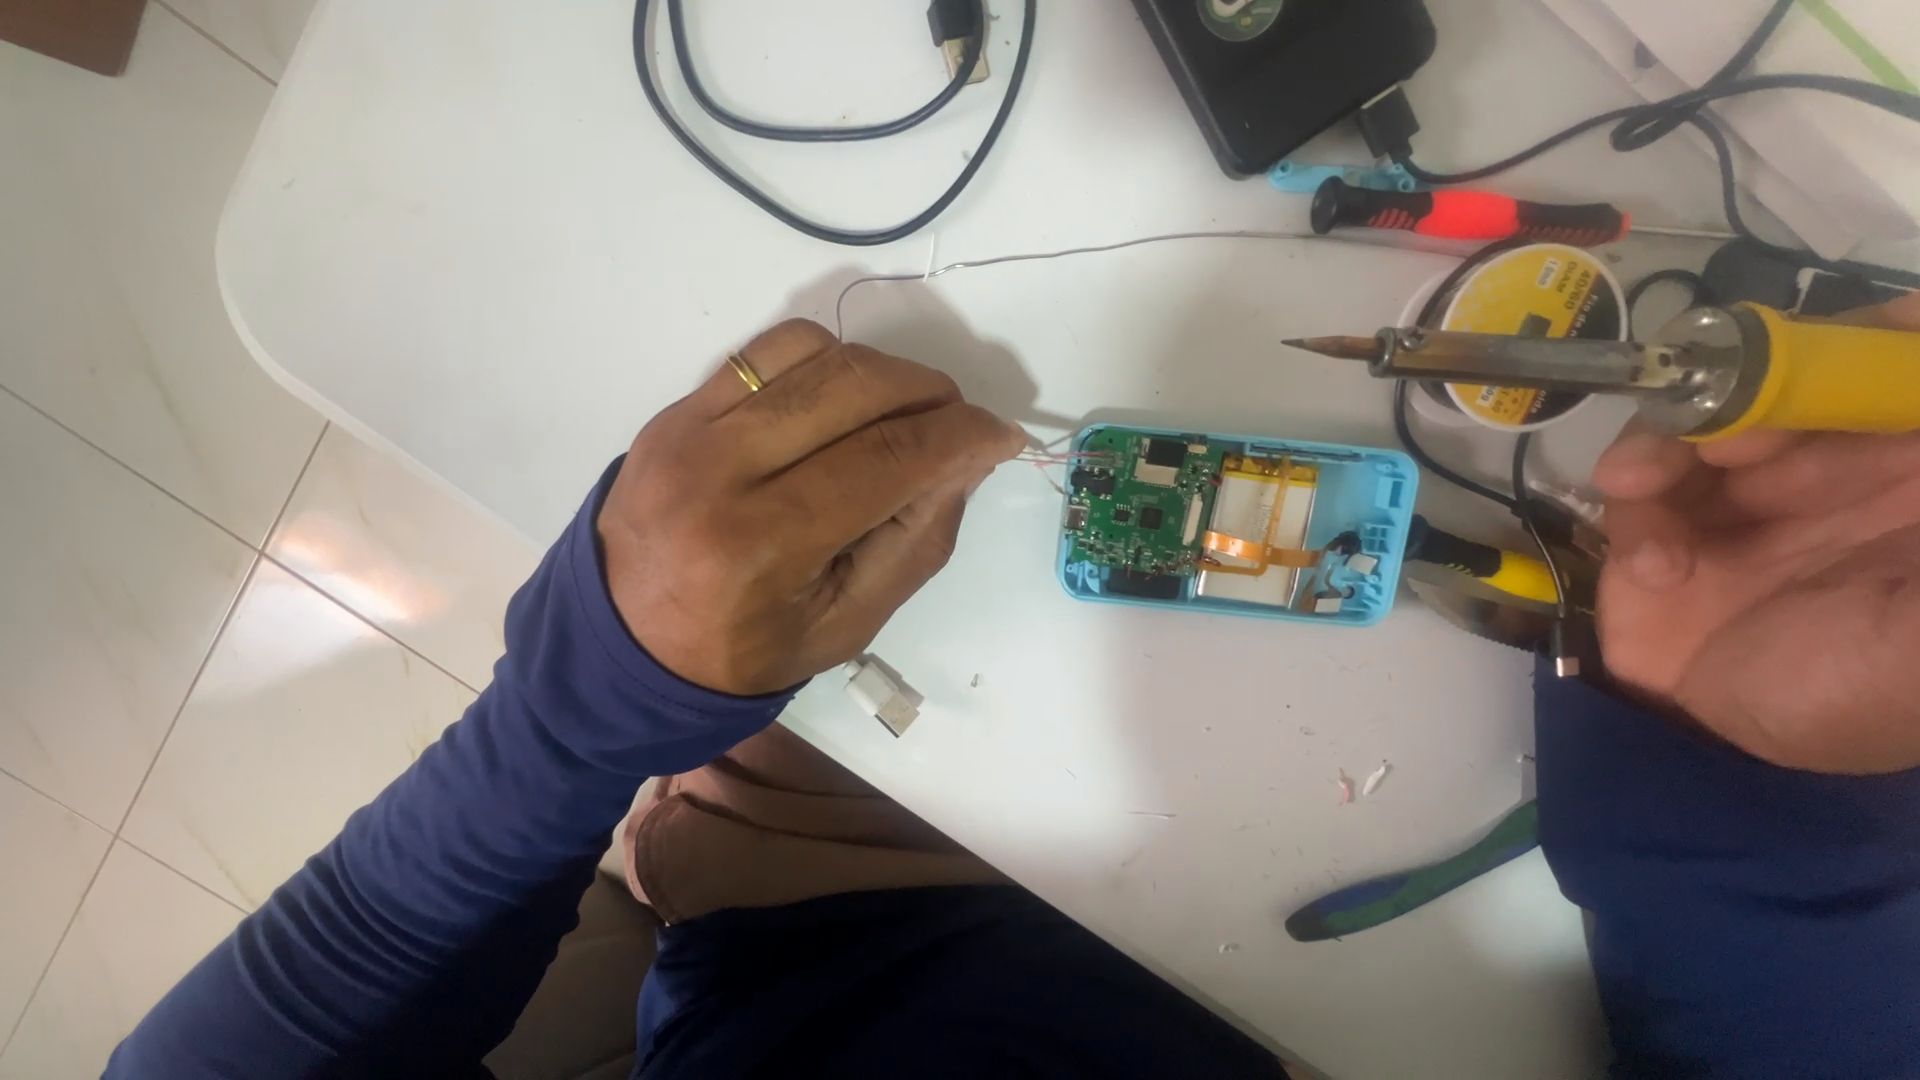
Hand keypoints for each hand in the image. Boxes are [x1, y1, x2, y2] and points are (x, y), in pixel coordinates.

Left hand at [597, 319, 1023, 695]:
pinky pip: (770, 350)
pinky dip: (827, 361)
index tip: (1001, 435)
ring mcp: (687, 429)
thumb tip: (968, 454)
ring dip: (883, 373)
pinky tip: (841, 401)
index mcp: (762, 545)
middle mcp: (718, 471)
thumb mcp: (851, 620)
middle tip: (958, 424)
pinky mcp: (676, 408)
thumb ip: (918, 537)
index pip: (887, 458)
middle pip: (856, 387)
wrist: (627, 644)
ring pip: (816, 353)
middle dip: (931, 394)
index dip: (961, 436)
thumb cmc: (750, 650)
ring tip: (903, 414)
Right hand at [1593, 294, 1919, 773]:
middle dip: (1741, 392)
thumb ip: (1907, 500)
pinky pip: (1636, 498)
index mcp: (1909, 473)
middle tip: (1714, 424)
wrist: (1753, 764)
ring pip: (1696, 430)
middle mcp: (1834, 475)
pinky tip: (1650, 565)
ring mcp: (1740, 507)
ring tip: (1639, 482)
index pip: (1887, 369)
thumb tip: (1903, 352)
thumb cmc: (1877, 684)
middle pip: (1783, 388)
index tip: (1827, 342)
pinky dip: (1631, 516)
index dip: (1862, 341)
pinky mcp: (1659, 542)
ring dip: (1663, 444)